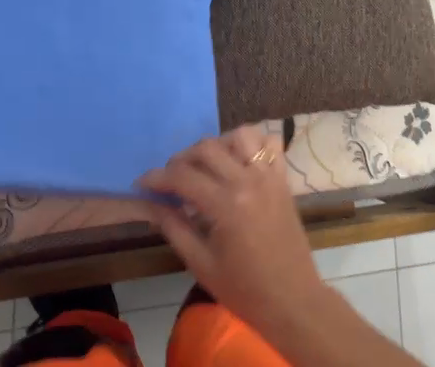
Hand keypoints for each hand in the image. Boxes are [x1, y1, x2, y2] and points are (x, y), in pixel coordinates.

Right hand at [138, 127, 329, 336]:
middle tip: (171, 179)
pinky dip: (253, 143)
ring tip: (206, 166)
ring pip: (241, 135)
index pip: (183, 177)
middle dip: (182, 159)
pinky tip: (239, 161)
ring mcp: (269, 176)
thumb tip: (153, 205)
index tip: (142, 183)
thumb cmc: (243, 289)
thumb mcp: (200, 264)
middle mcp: (248, 180)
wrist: (291, 299)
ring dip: (218, 144)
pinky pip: (270, 144)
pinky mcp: (283, 179)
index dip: (157, 178)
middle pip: (208, 148)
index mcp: (225, 204)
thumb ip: (175, 228)